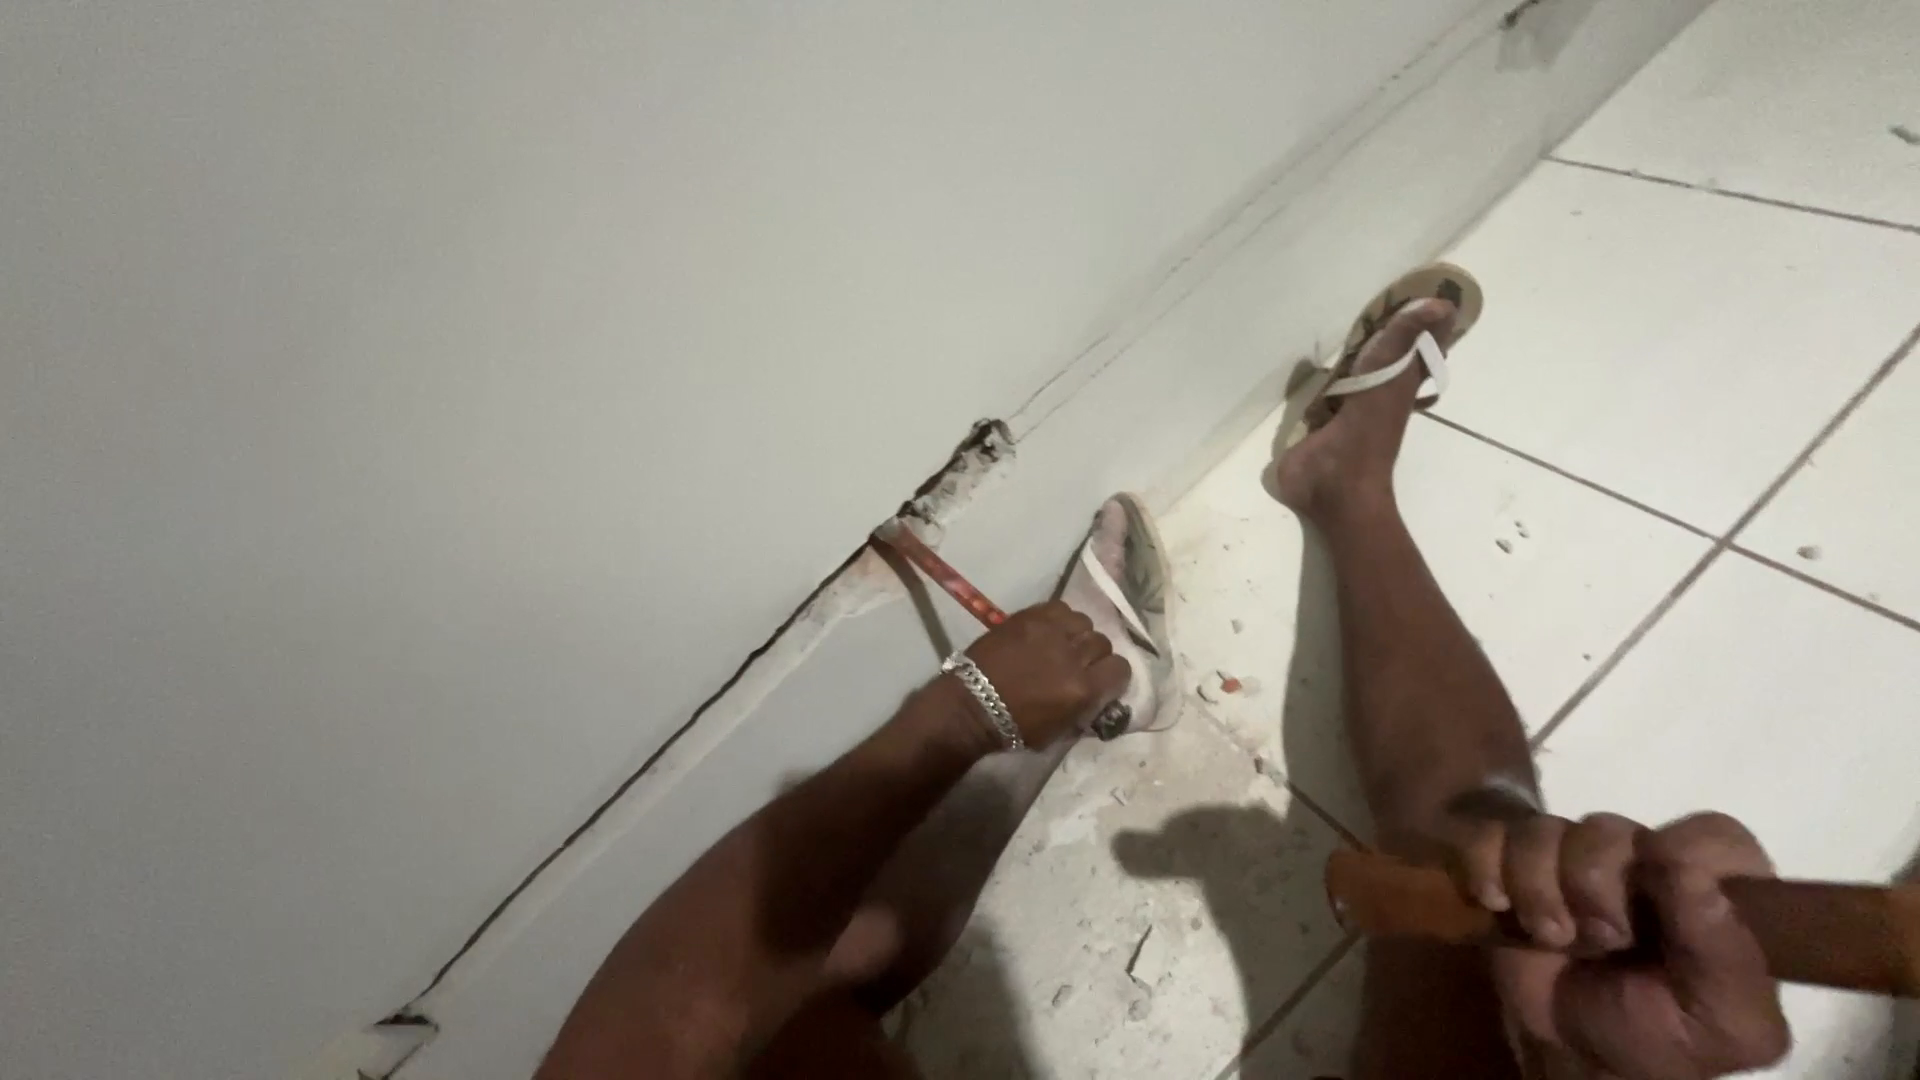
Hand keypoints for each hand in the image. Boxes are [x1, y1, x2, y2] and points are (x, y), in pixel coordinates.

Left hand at [960, 600, 1130, 749]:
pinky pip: (1060, 607)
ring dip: (1076, 633)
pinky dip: (1058, 618)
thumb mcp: (1060, 730)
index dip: (1112, 674)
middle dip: (1093, 654)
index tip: (1101, 678)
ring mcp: (1050, 631)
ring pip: (1083, 621)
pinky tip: (1047, 630)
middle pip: (1102, 642)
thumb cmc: (1015, 726)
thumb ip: (1086, 706)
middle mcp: (1072, 656)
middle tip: (1077, 662)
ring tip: (1061, 643)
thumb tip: (1099, 692)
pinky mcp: (1029, 616)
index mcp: (1083, 689)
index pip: (1120, 668)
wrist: (972, 704)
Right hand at [1477, 811, 1789, 1078]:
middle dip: (1592, 887)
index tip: (1655, 893)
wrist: (1567, 1047)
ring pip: (1541, 829)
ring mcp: (1563, 852)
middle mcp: (1636, 858)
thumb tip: (1695, 877)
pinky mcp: (1503, 853)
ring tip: (1546, 936)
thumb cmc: (1659, 1037)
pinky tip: (1495, 904)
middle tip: (1598, 939)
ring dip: (1536, 888)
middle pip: (1608, 829)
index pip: (1711, 834)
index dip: (1682, 854)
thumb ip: (1728, 957)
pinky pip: (1484, 834)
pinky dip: (1483, 868)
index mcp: (1708, 889)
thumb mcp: (1724, 1024)